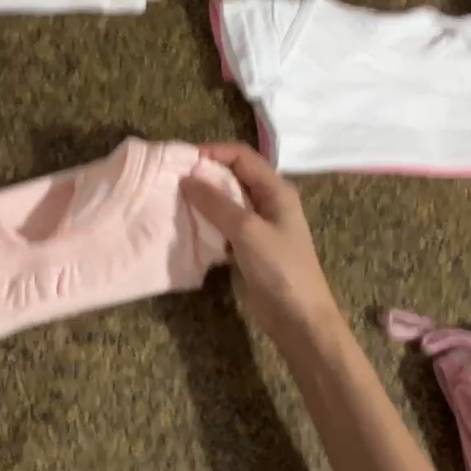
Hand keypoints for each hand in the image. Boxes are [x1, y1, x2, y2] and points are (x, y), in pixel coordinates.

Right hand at [180, 143, 347, 354]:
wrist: (299, 318)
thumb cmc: (279, 268)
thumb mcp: (247, 230)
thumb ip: (216, 203)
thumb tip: (186, 179)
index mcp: (277, 190)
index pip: (242, 156)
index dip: (213, 152)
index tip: (181, 160)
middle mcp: (269, 202)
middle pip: (234, 176)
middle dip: (205, 175)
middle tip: (172, 180)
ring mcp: (260, 226)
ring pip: (227, 202)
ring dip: (204, 200)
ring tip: (174, 201)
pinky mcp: (250, 248)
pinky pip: (225, 226)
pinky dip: (207, 223)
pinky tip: (187, 227)